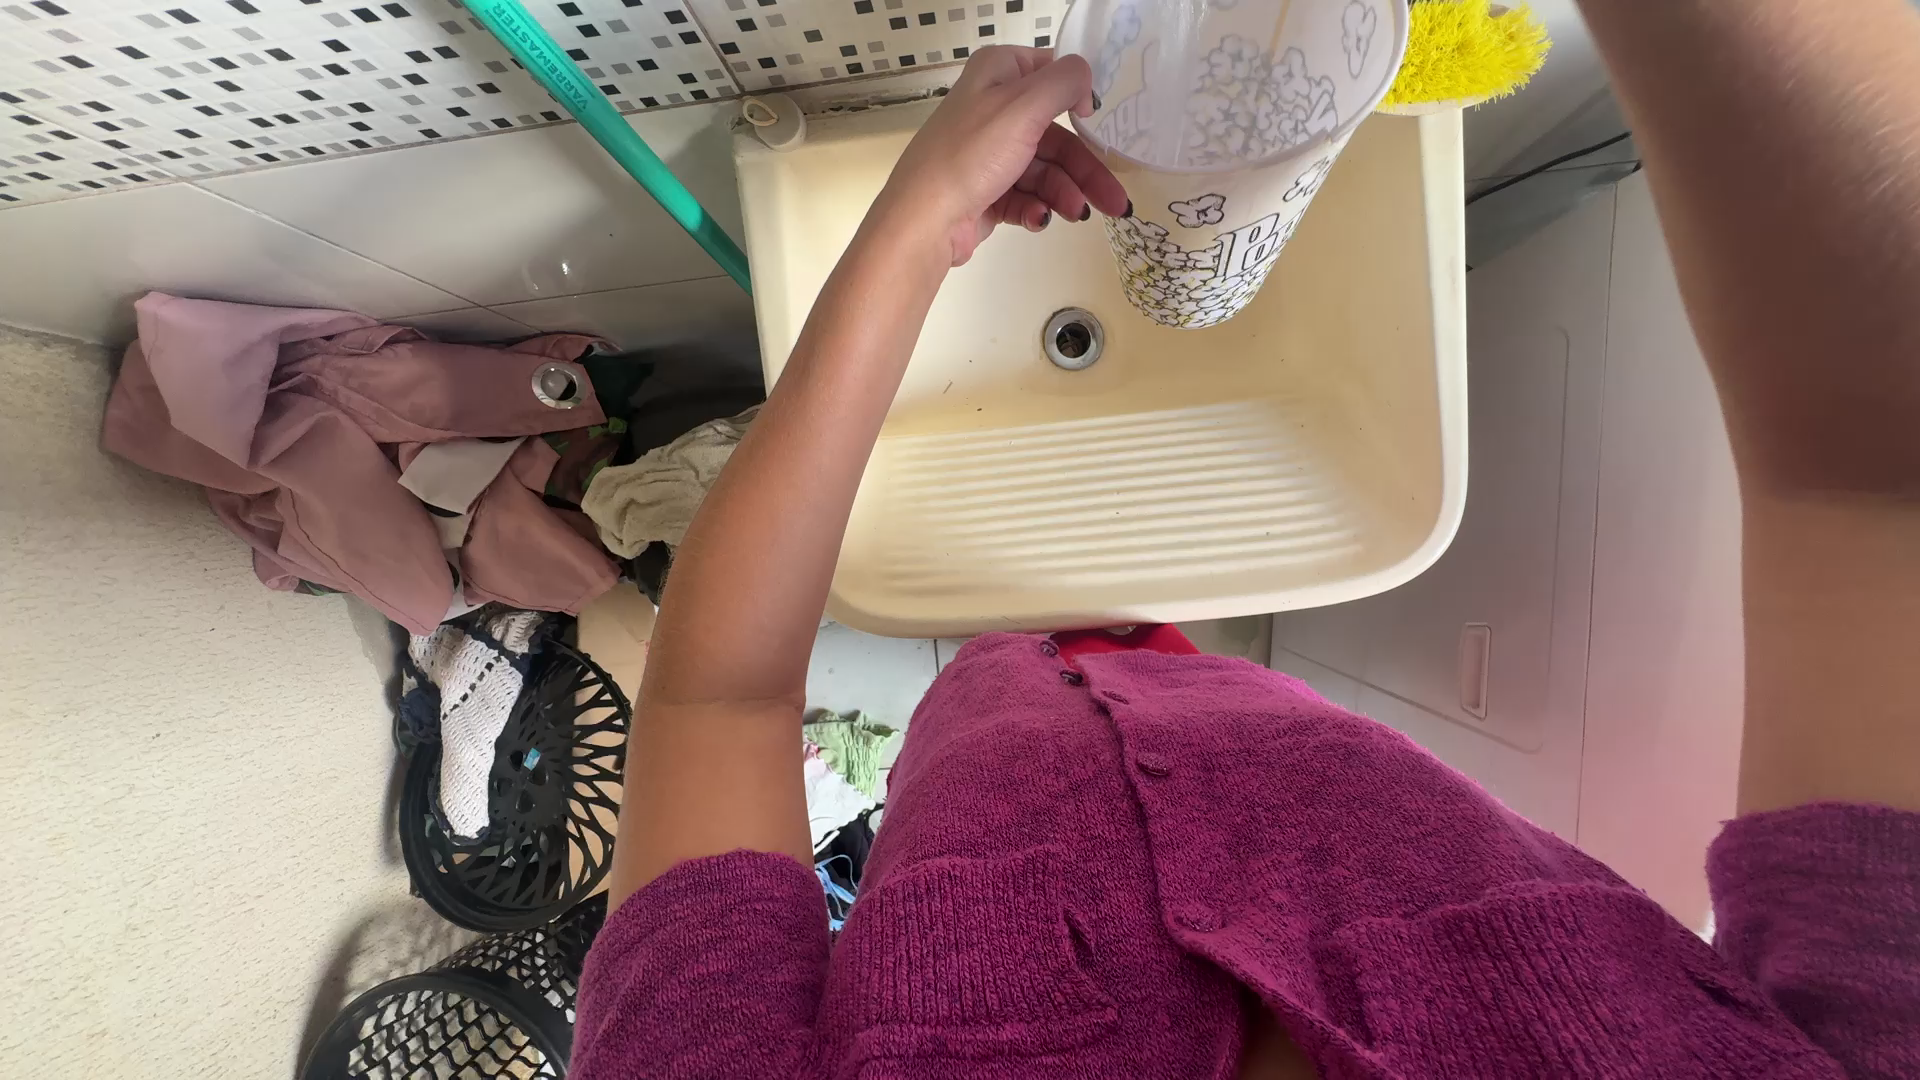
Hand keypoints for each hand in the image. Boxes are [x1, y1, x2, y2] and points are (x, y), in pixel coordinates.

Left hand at [875, 46, 1131, 265]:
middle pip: (1055, 138)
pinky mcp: (986, 195)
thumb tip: (1086, 82)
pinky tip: (1039, 218)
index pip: (1050, 76)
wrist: (926, 220)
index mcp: (998, 74)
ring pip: (1043, 173)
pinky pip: (1024, 198)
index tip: (1100, 126)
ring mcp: (988, 156)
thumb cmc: (971, 156)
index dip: (1079, 101)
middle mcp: (993, 111)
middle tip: (1115, 202)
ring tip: (1076, 214)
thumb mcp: (1023, 106)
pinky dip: (1036, 209)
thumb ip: (1065, 83)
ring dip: (1064, 194)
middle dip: (1086, 171)